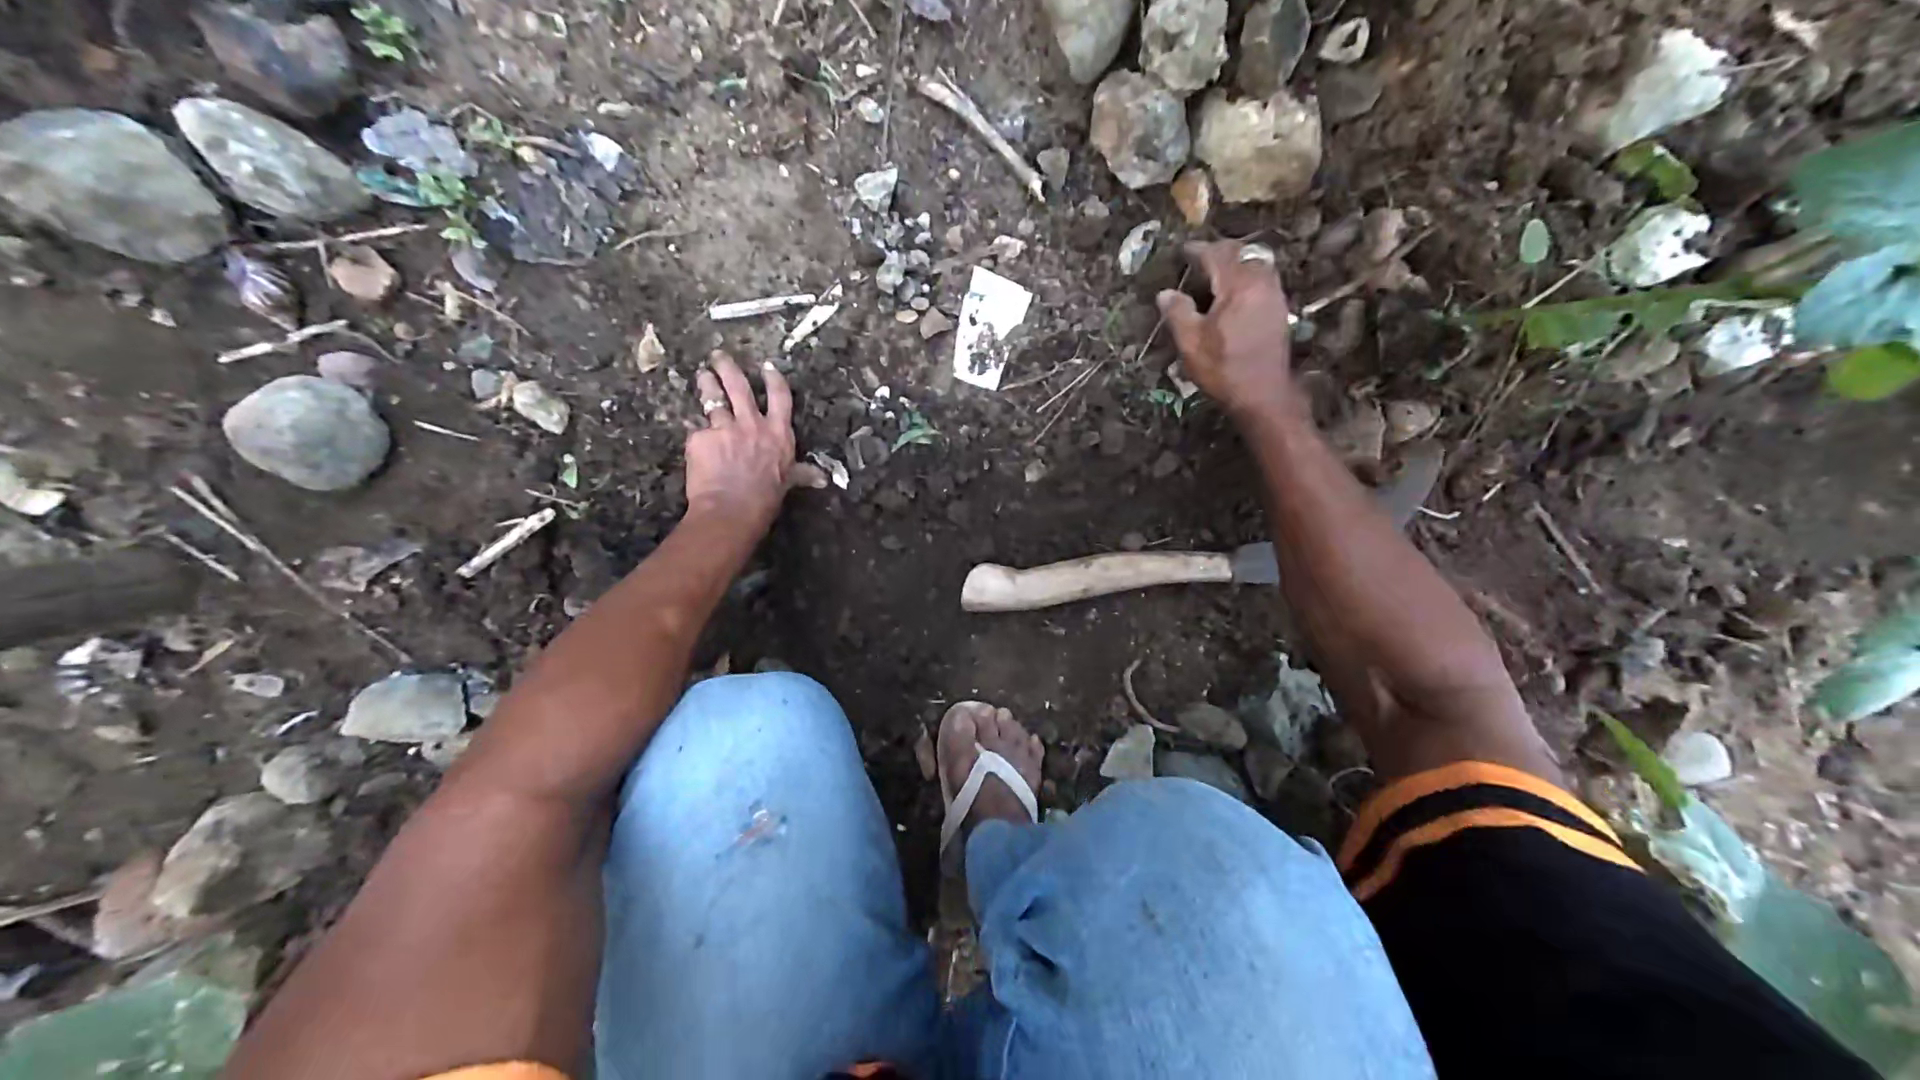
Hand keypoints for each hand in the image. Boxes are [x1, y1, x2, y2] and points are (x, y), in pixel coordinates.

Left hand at [685, 352, 825, 530]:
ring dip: (707, 385)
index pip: (780, 397)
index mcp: (778, 433)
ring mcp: (724, 428)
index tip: (767, 366)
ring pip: (713, 400)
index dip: (774, 379)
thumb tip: (822, 479)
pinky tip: (692, 433)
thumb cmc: (765, 499)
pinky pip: (696, 431)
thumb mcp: (788, 483)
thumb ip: (802, 474)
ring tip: (702, 376)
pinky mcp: (700, 438)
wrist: (731, 510)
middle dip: (728, 368)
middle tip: (719, 356)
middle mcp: (752, 424)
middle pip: (739, 387)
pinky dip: (695, 431)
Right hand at [1156, 240, 1301, 421]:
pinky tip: (1233, 294)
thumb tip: (1166, 293)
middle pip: (1242, 253)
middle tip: (1199, 259)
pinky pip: (1263, 280)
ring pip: (1256, 264)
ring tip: (1215, 275)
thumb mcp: (1190, 343)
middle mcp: (1261, 282)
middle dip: (1219, 252)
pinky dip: (1246, 278)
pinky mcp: (1279, 310)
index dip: (1197, 250)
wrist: (1263, 394)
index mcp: (1238, 285)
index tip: (1182, 251)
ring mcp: (1275, 295)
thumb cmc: (1223, 368)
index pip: (1217, 254)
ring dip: (1235, 264)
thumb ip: (1177, 312)